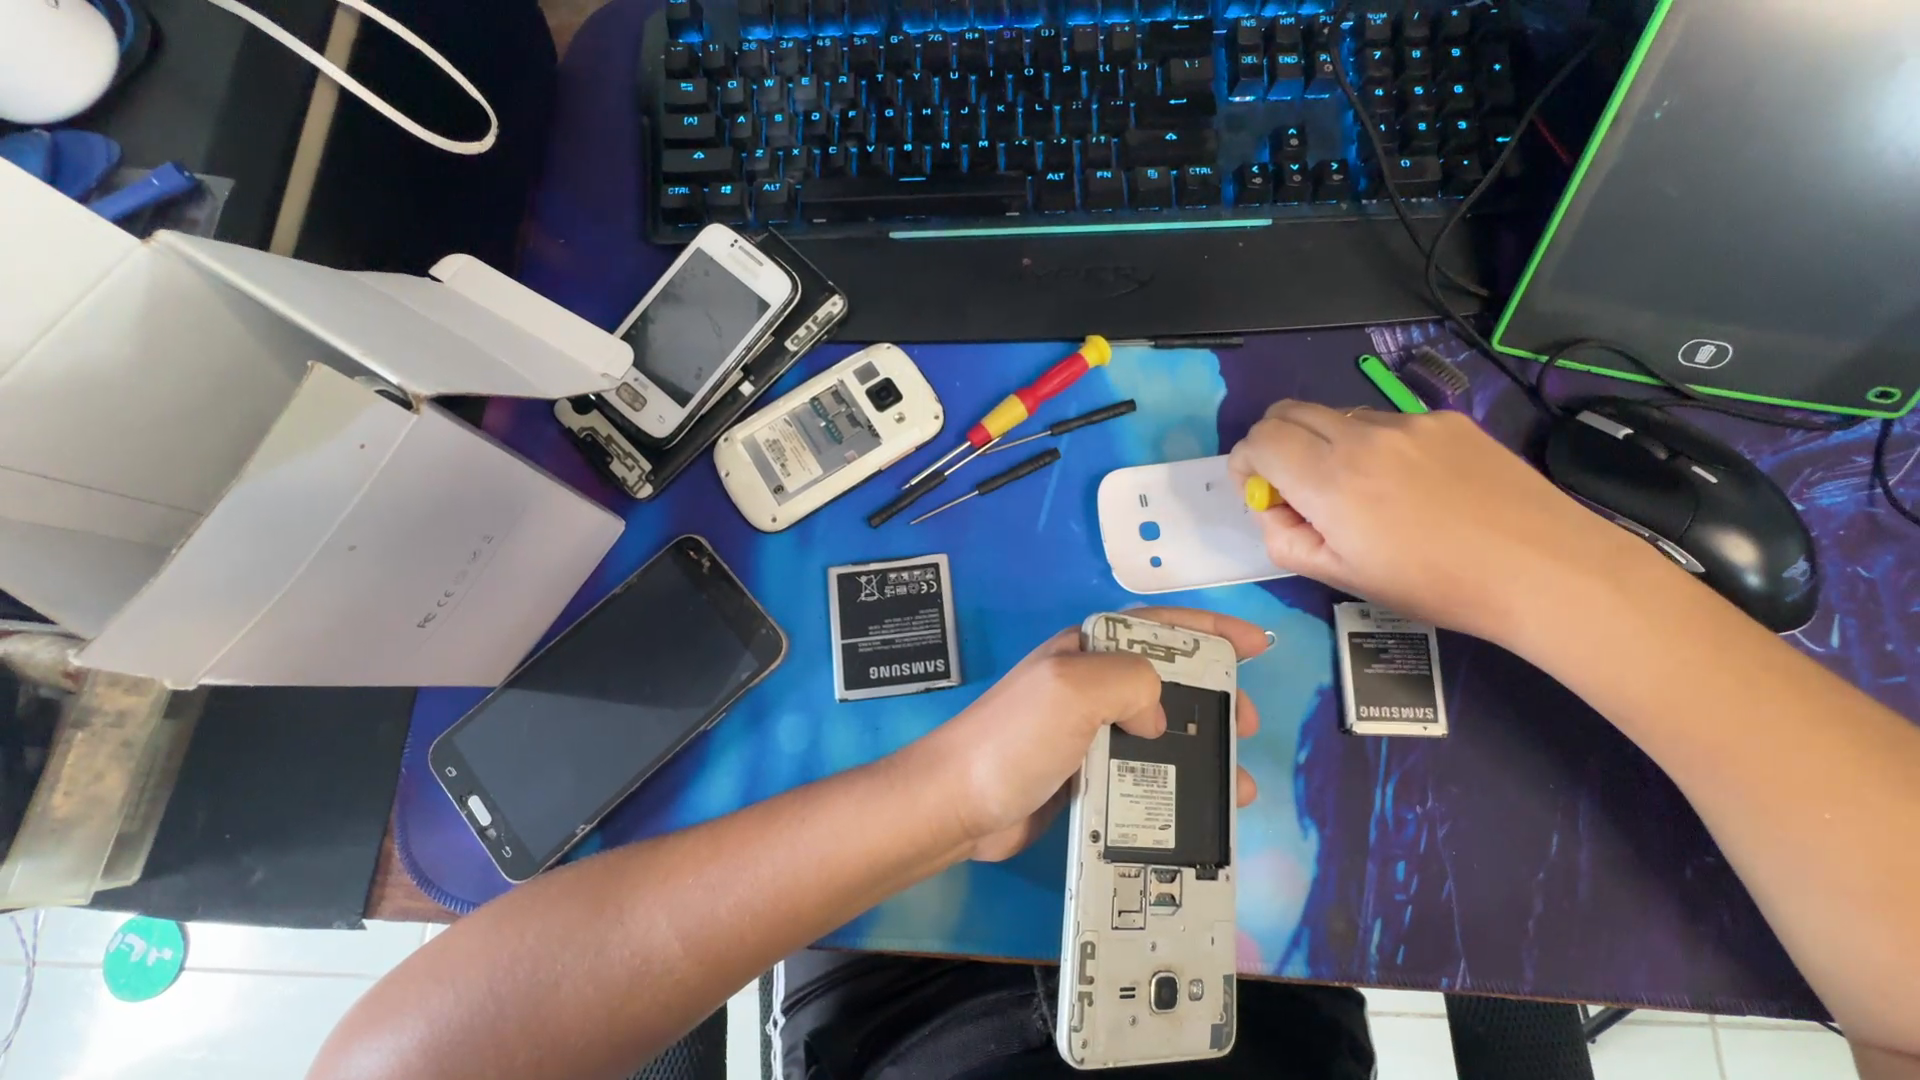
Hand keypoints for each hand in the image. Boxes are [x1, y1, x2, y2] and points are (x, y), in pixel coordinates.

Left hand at [914, 608, 1268, 863]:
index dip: (1211, 628)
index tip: (1258, 645)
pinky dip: (1175, 782)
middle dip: (1215, 695)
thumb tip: (1156, 716)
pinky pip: (1143, 770)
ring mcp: (1086, 730)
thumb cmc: (1016, 737)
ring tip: (1237, 777)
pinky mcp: (1084, 773)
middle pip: (1168, 679)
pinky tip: (1199, 804)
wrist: (959, 803)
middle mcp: (1090, 684)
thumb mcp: (1076, 687)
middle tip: (1248, 723)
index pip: (1161, 627)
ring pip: (1161, 730)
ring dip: (1203, 748)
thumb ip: (1132, 681)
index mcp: (1088, 650)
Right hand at [1227, 402, 1652, 644]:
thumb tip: (1272, 508)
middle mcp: (1362, 436)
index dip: (1245, 462)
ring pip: (1338, 415)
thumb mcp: (1341, 577)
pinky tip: (1412, 485)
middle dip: (1274, 443)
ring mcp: (1408, 422)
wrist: (1544, 568)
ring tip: (1361, 491)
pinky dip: (1374, 445)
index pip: (1260, 439)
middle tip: (1292, 484)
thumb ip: (1285, 538)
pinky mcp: (1447, 420)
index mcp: (1329, 479)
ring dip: (1325, 443)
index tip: (1259, 489)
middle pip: (1289, 411)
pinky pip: (1387, 422)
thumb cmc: (1434, 585)